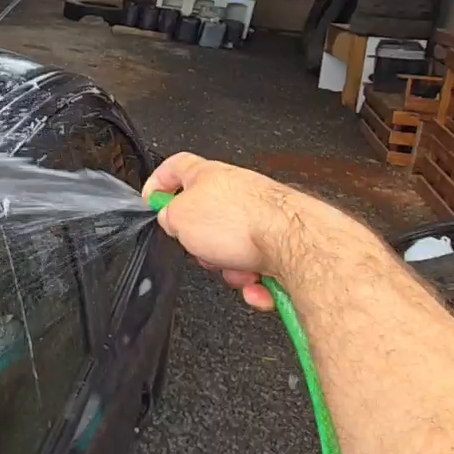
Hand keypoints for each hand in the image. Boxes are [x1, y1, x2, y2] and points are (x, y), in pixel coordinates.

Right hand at [141, 152, 315, 310]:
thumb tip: (172, 222)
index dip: (159, 183)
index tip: (153, 201)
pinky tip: (261, 286)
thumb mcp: (178, 218)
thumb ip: (167, 216)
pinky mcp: (289, 240)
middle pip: (206, 216)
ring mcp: (266, 215)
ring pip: (234, 246)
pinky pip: (262, 265)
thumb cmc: (244, 224)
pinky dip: (259, 281)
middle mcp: (239, 190)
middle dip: (201, 243)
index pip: (175, 167)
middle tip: (200, 252)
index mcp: (209, 175)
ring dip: (231, 267)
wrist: (300, 245)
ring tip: (238, 273)